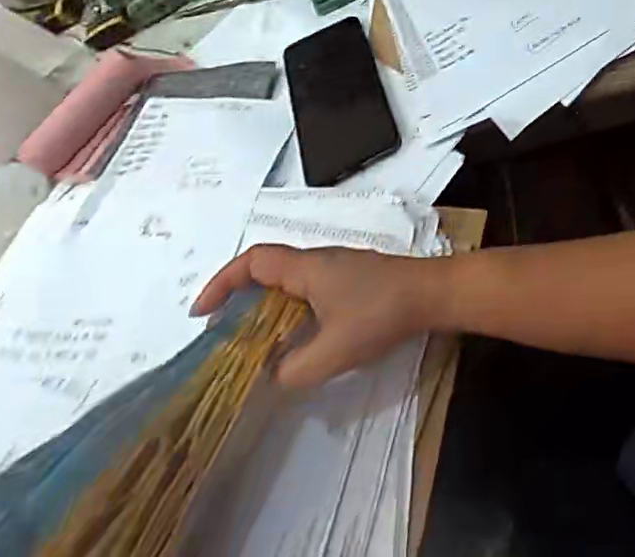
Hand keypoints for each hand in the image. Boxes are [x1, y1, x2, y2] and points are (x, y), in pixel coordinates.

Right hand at [191, 245, 441, 389]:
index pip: (253, 261)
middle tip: (224, 333)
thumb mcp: (334, 350)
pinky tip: (298, 335)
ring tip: (255, 340)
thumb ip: (295, 369)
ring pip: (290, 280)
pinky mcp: (354, 278)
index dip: (222, 283)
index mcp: (307, 268)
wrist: (432, 293)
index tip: (202, 313)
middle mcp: (319, 260)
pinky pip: (309, 288)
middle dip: (239, 297)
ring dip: (267, 305)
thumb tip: (273, 375)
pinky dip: (291, 308)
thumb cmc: (381, 313)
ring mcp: (339, 267)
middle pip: (268, 269)